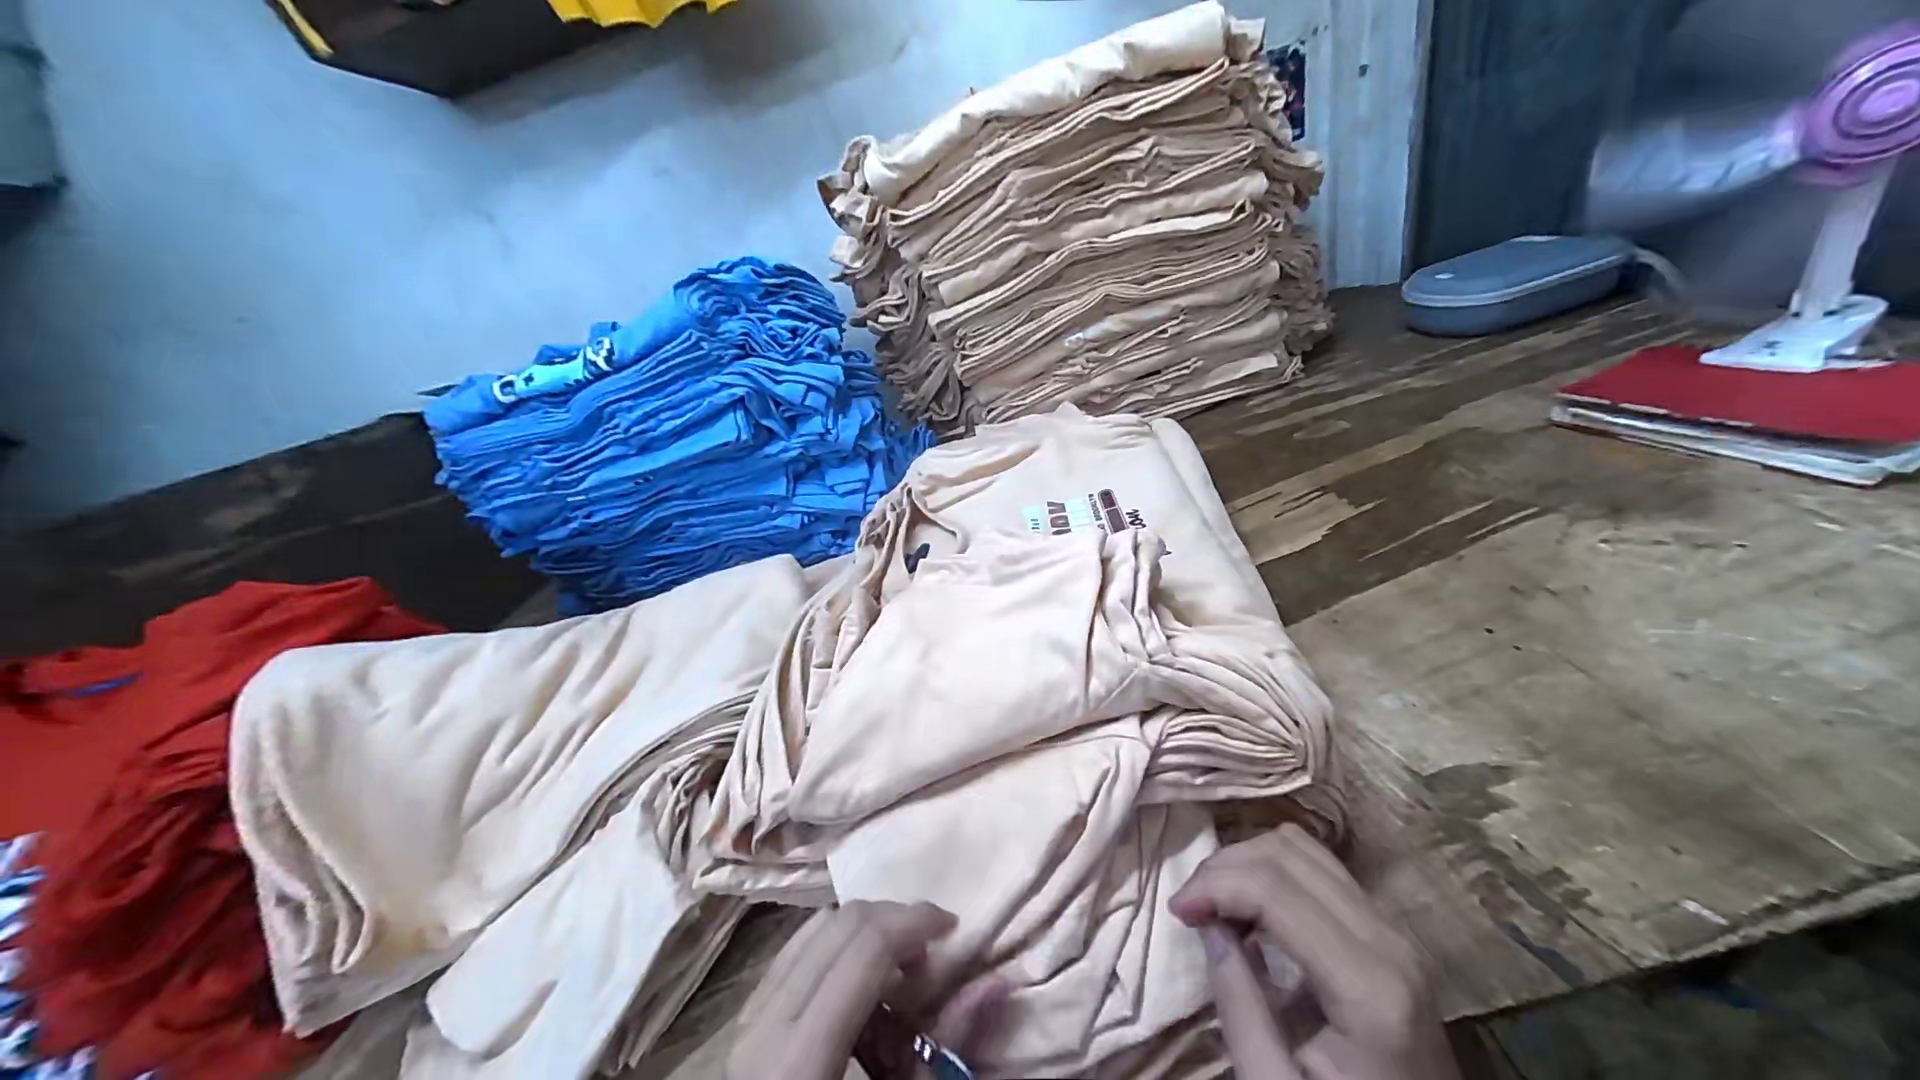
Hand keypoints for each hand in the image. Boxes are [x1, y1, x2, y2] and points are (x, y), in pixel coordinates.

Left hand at [726, 900, 1006, 1079]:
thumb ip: (948, 1044)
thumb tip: (998, 984)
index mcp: (800, 1055)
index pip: (865, 948)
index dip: (915, 924)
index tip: (953, 926)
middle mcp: (766, 1021)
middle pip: (842, 925)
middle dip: (895, 924)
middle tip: (929, 958)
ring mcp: (749, 1014)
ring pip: (817, 927)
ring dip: (866, 933)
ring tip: (896, 972)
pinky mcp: (746, 1015)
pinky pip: (797, 950)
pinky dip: (837, 949)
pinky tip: (860, 984)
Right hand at [1170, 825, 1460, 1079]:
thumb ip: (1240, 1007)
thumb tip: (1208, 925)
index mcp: (1368, 987)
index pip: (1274, 889)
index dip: (1213, 885)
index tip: (1175, 911)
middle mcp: (1389, 940)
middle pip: (1287, 853)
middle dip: (1224, 867)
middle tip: (1190, 907)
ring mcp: (1394, 930)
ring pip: (1302, 847)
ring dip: (1246, 862)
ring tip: (1216, 904)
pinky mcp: (1387, 930)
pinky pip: (1319, 866)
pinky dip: (1272, 869)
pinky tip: (1251, 907)